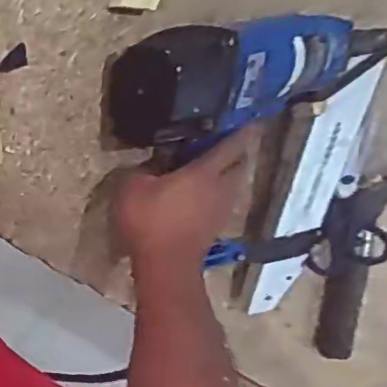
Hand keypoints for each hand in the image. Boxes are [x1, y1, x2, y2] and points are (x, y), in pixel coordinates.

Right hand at [113, 127, 257, 276]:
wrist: (164, 265)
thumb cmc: (150, 221)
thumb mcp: (133, 188)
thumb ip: (144, 171)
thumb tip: (152, 168)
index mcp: (204, 172)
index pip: (231, 145)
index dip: (243, 131)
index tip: (253, 121)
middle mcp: (220, 189)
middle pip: (239, 166)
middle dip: (237, 154)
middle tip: (223, 145)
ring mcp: (220, 211)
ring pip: (232, 186)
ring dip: (226, 176)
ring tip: (210, 170)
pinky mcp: (213, 229)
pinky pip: (221, 203)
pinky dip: (215, 194)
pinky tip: (199, 195)